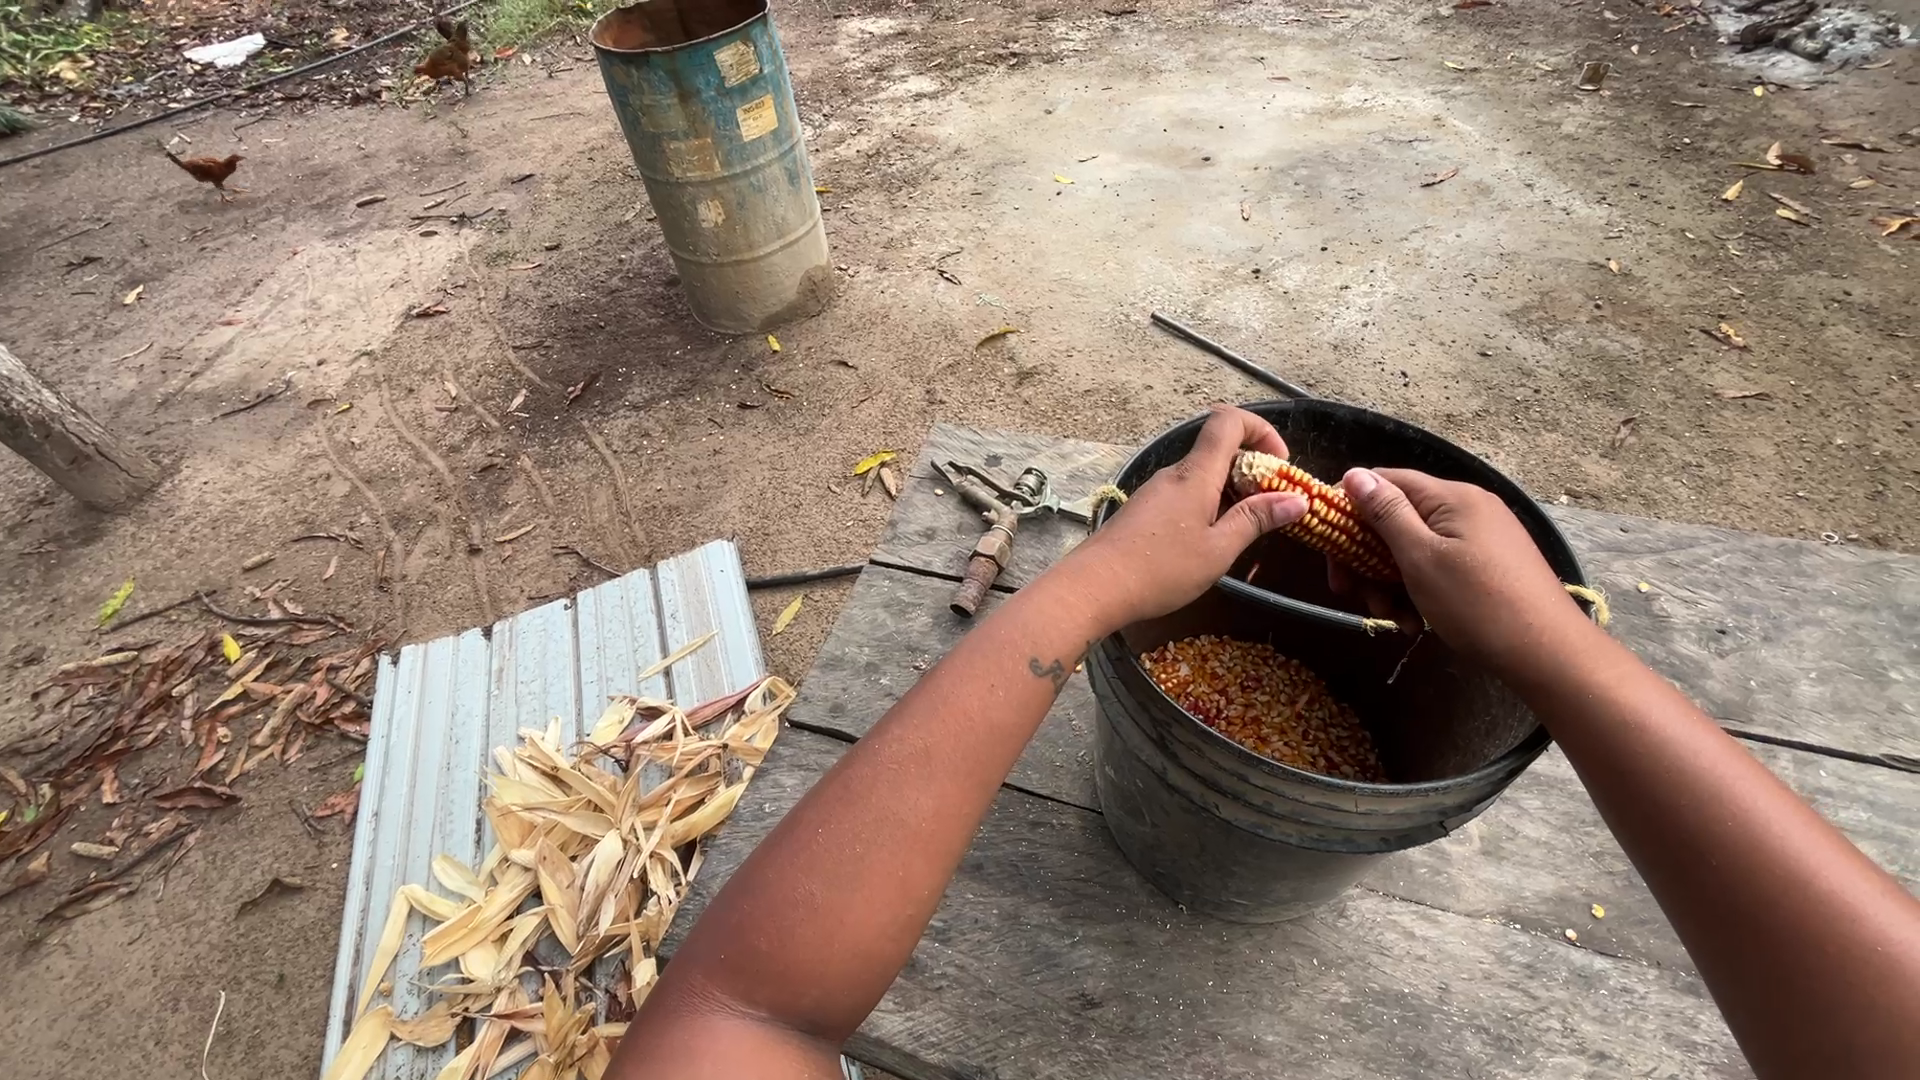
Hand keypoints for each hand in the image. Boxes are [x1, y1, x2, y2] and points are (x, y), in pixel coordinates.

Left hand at [1056, 406, 1307, 630]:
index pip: (1228, 421)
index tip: (1279, 464)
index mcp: (1195, 475)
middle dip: (1251, 472)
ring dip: (1229, 494)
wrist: (1093, 587)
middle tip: (1269, 511)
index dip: (1260, 429)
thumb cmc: (1159, 570)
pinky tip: (1207, 543)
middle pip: (1218, 452)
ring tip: (1241, 533)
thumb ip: (1256, 520)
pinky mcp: (1142, 511)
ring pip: (1201, 477)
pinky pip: (1182, 496)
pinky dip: (1205, 507)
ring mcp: (1154, 492)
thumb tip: (1298, 498)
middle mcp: (1173, 475)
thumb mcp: (1218, 550)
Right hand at [1339, 467, 1592, 674]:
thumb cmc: (1477, 603)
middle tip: (1348, 593)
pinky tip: (1412, 620)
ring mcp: (1476, 536)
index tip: (1328, 546)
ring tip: (1388, 616)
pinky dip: (1414, 590)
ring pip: (1409, 548)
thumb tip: (1354, 474)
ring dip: (1386, 581)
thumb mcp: (1420, 557)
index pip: (1385, 481)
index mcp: (1452, 498)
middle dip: (1364, 556)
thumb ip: (1385, 512)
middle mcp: (1465, 508)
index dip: (1349, 507)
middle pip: (1393, 519)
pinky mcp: (1483, 563)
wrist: (1548, 655)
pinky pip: (1433, 565)